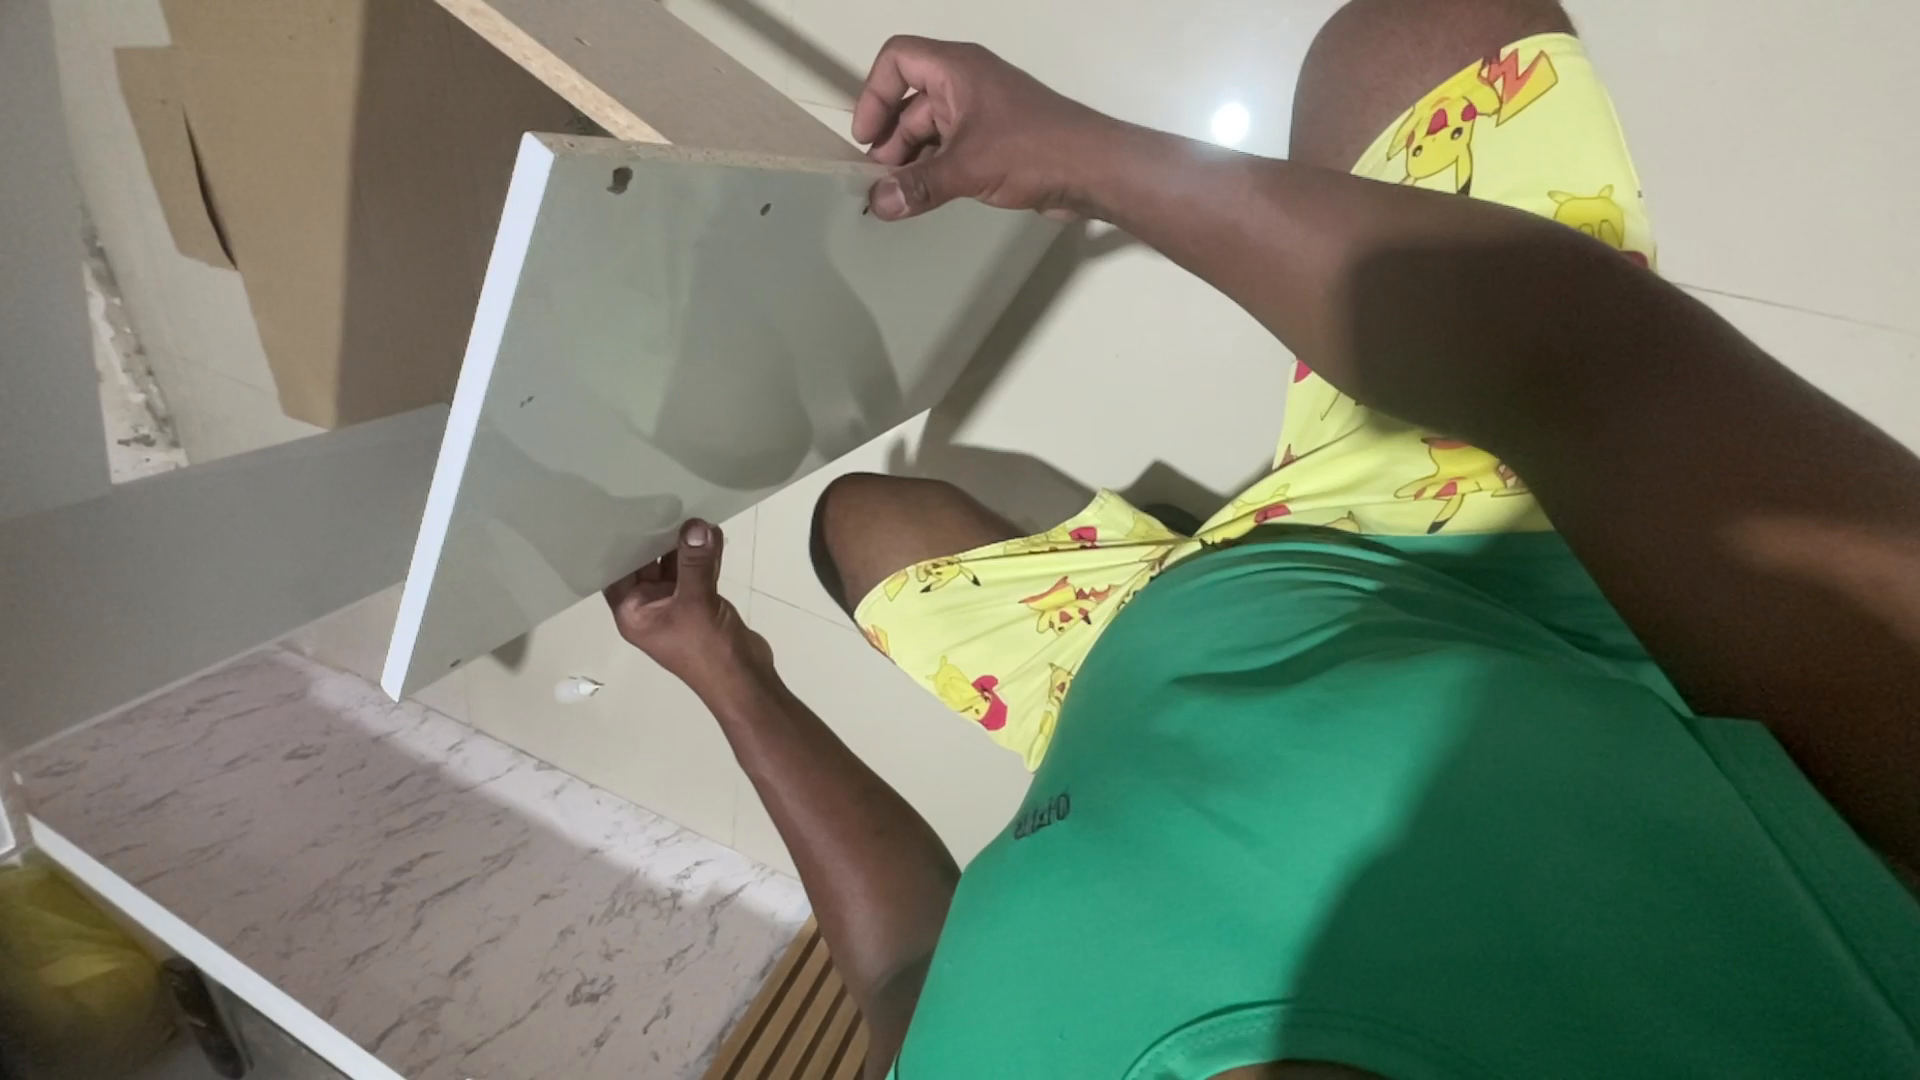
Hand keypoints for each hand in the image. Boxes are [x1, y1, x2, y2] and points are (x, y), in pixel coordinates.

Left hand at [604, 520, 771, 695]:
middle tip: (663, 501)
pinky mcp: (703, 605)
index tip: (627, 511)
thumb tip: (696, 524)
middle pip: (647, 565)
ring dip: (686, 545)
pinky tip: (715, 533)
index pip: (617, 571)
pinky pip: (699, 573)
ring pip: (677, 567)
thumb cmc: (707, 649)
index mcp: (634, 613)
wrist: (745, 681)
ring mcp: (679, 606)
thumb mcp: (696, 602)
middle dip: (657, 537)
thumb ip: (695, 562)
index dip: (621, 543)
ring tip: (694, 512)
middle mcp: (651, 607)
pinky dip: (706, 556)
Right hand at [854, 36, 1118, 220]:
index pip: (898, 61)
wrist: (1090, 170)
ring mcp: (981, 116)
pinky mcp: (994, 145)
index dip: (874, 95)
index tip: (864, 136)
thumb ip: (920, 186)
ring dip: (912, 161)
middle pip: (910, 103)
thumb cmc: (1036, 149)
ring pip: (931, 132)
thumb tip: (880, 201)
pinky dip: (935, 172)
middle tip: (879, 179)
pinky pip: (952, 152)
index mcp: (957, 69)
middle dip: (891, 140)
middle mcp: (966, 86)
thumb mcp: (967, 167)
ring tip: (899, 195)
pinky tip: (926, 197)